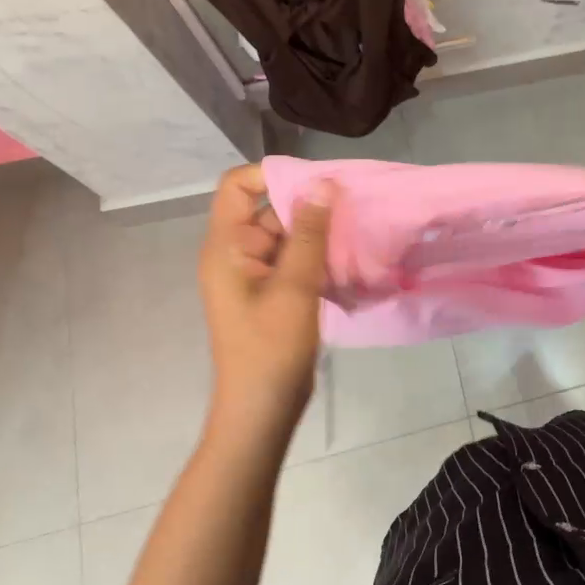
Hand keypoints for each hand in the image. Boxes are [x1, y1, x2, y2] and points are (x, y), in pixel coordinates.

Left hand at [196, 163, 336, 415]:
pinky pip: (293, 261)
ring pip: (286, 236)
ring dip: (318, 233)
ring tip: (358, 231)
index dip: (273, 174)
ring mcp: (253, 276)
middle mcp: (235, 254)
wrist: (261, 410)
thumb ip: (309, 233)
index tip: (319, 181)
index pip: (238, 186)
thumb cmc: (271, 348)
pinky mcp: (272, 294)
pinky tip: (349, 262)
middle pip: (268, 209)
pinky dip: (318, 257)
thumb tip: (323, 183)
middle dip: (308, 204)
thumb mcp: (294, 287)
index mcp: (226, 246)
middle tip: (353, 206)